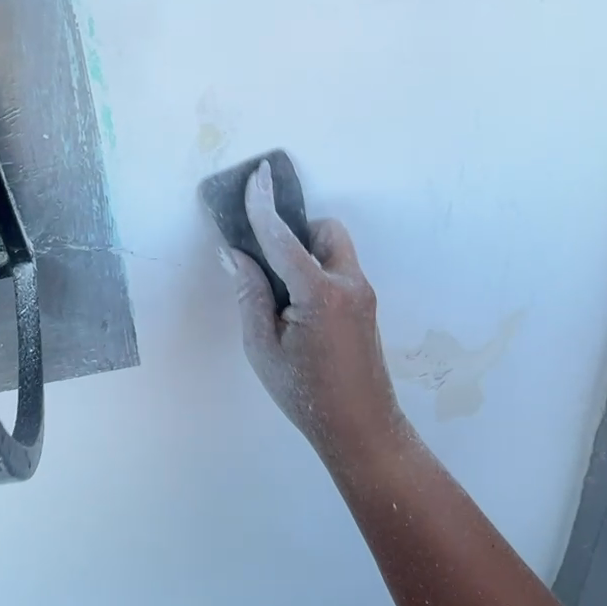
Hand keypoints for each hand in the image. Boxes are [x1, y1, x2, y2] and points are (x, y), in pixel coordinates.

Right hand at [222, 162, 403, 456]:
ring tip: (284, 293)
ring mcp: (364, 295)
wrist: (362, 430)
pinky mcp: (367, 308)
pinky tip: (299, 310)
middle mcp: (348, 284)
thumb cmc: (305, 395)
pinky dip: (318, 272)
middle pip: (326, 231)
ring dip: (309, 253)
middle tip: (272, 259)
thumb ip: (251, 294)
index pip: (283, 237)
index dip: (264, 205)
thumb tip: (239, 255)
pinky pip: (339, 271)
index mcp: (319, 293)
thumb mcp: (262, 347)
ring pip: (335, 250)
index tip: (257, 175)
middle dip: (298, 230)